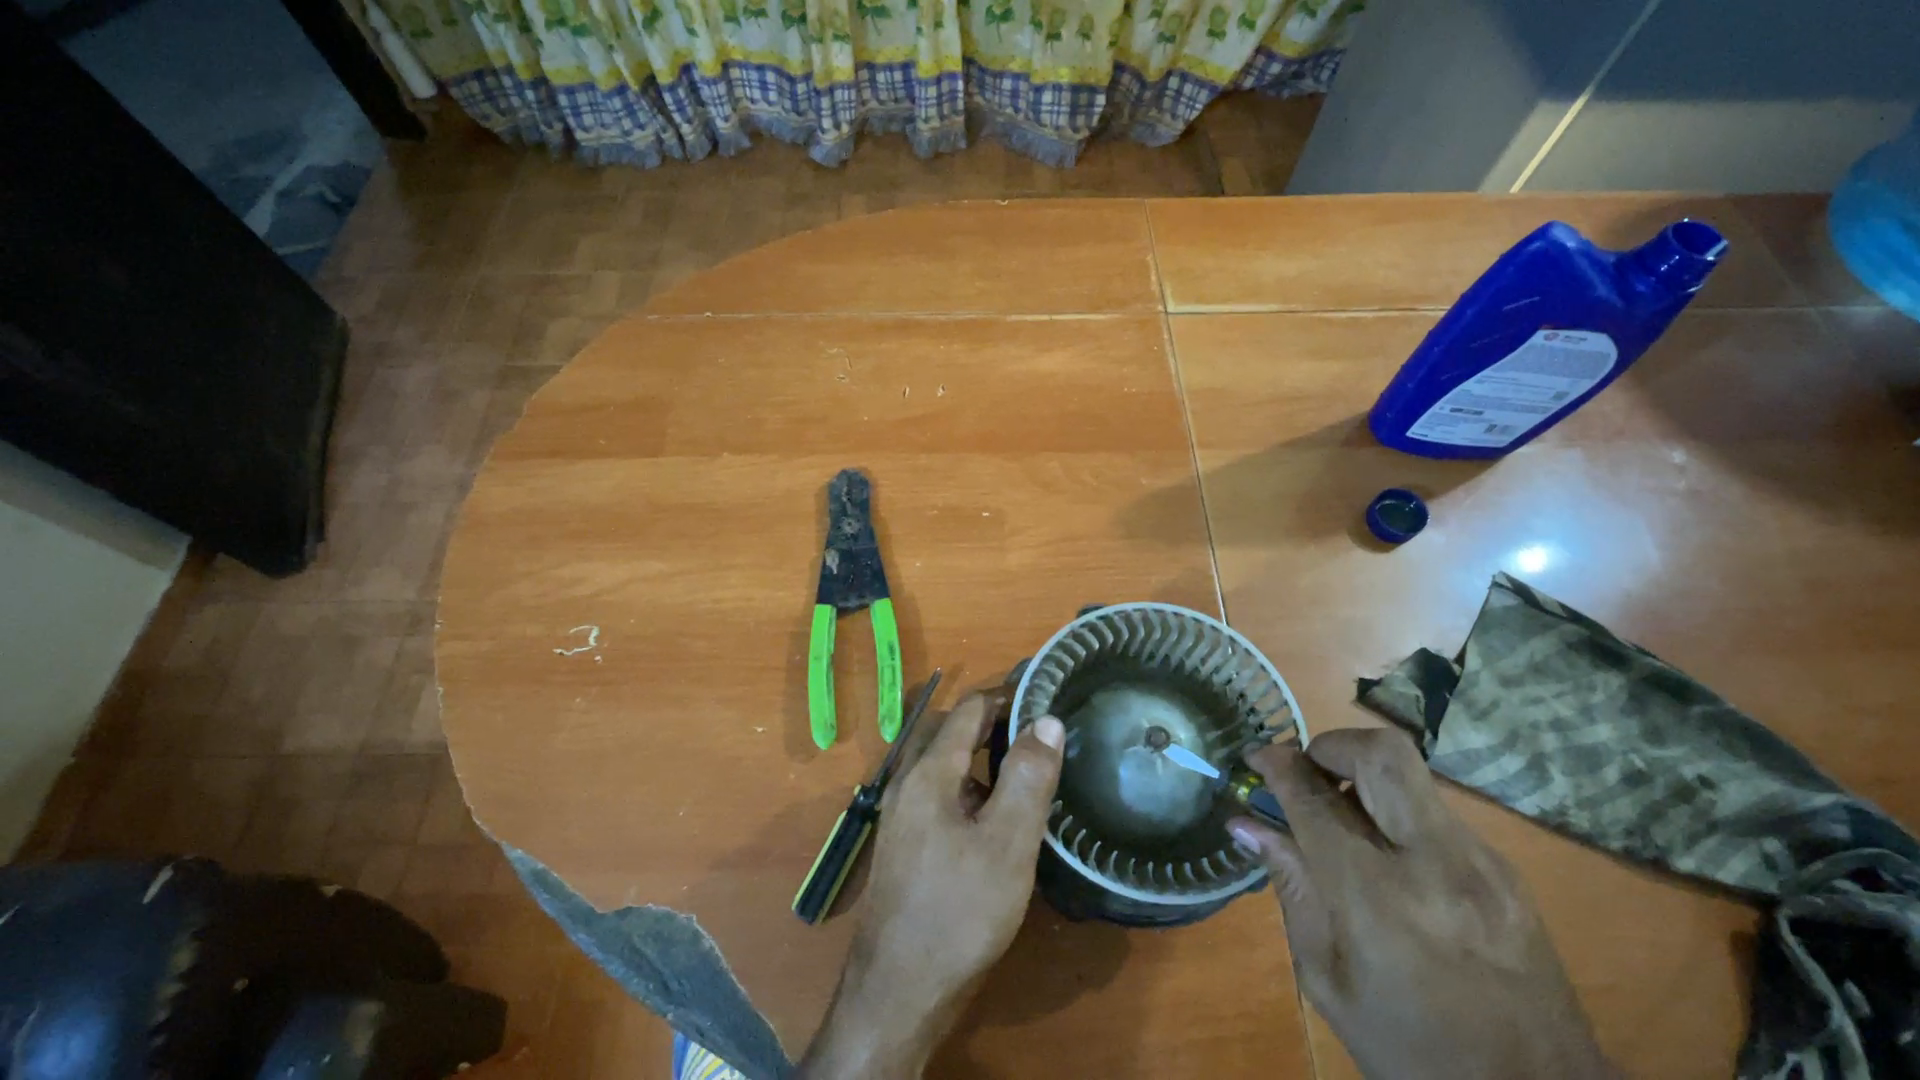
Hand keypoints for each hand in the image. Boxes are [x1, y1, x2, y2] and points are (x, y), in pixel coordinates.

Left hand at [798, 688, 1065, 1078]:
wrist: (901, 989)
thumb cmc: (959, 910)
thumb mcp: (1007, 843)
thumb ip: (1027, 777)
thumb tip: (1047, 720)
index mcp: (928, 774)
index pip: (968, 709)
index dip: (1007, 694)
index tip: (1048, 691)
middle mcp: (907, 785)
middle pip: (952, 733)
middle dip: (996, 722)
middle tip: (1045, 729)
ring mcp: (904, 817)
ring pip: (947, 767)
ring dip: (985, 758)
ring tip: (1032, 767)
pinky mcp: (909, 846)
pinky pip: (943, 797)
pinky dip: (974, 789)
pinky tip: (1002, 817)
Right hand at [1230, 728, 1613, 1079]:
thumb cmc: (1410, 1049)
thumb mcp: (1329, 979)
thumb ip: (1292, 890)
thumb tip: (1247, 826)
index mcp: (1377, 899)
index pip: (1315, 800)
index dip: (1277, 766)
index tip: (1254, 757)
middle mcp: (1435, 862)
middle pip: (1381, 755)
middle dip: (1329, 744)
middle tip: (1302, 768)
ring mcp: (1481, 862)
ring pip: (1413, 778)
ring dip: (1363, 779)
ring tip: (1337, 817)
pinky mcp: (1506, 871)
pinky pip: (1437, 814)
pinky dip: (1397, 814)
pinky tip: (1386, 856)